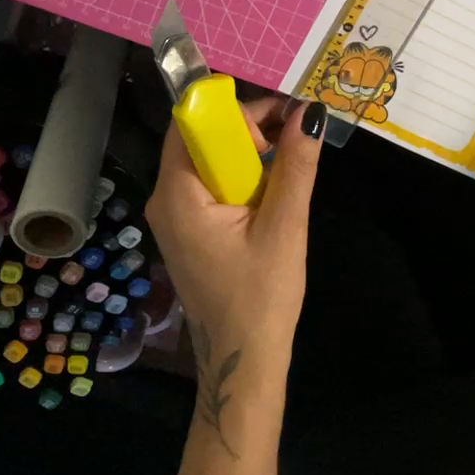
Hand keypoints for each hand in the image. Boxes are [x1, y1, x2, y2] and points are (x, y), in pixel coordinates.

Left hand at [147, 96, 326, 370]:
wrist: (243, 362)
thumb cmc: (261, 297)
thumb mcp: (284, 227)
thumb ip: (295, 166)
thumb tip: (309, 113)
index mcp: (177, 194)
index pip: (192, 123)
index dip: (234, 112)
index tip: (278, 120)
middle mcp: (164, 198)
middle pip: (199, 138)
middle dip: (246, 129)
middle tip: (292, 137)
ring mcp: (174, 215)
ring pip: (207, 160)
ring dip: (247, 152)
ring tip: (289, 160)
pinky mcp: (188, 229)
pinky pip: (210, 183)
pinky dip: (240, 176)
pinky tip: (272, 188)